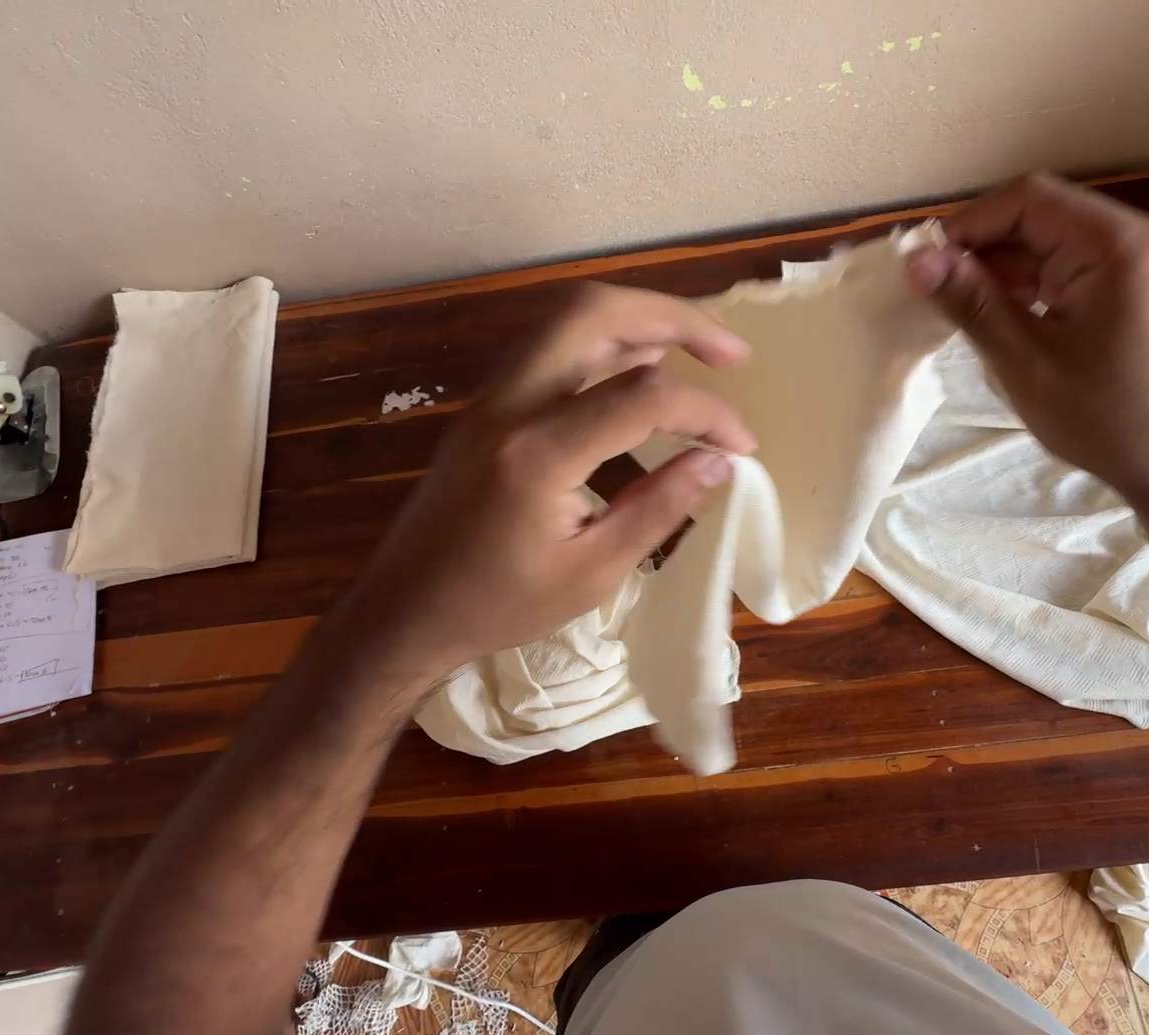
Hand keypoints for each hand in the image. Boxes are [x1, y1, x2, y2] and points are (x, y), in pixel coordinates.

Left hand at [334, 283, 755, 679]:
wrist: (406, 608)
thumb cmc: (499, 605)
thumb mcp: (592, 573)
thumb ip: (659, 508)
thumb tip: (719, 461)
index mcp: (539, 454)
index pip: (644, 398)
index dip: (707, 413)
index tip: (742, 445)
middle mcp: (510, 405)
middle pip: (593, 312)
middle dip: (673, 316)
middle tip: (729, 351)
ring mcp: (490, 399)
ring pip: (567, 321)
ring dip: (637, 322)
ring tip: (695, 352)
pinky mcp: (485, 408)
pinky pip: (550, 351)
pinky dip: (603, 347)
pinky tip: (636, 376)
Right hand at [906, 173, 1148, 503]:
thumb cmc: (1103, 416)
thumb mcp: (1025, 360)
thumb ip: (971, 302)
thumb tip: (915, 260)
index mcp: (1116, 244)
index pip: (1027, 199)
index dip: (967, 225)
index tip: (923, 268)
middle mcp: (1132, 239)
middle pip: (1038, 217)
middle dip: (979, 249)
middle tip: (933, 294)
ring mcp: (1134, 265)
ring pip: (1047, 245)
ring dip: (998, 271)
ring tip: (958, 312)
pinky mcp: (1127, 291)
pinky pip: (1063, 271)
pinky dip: (1023, 288)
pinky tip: (996, 320)